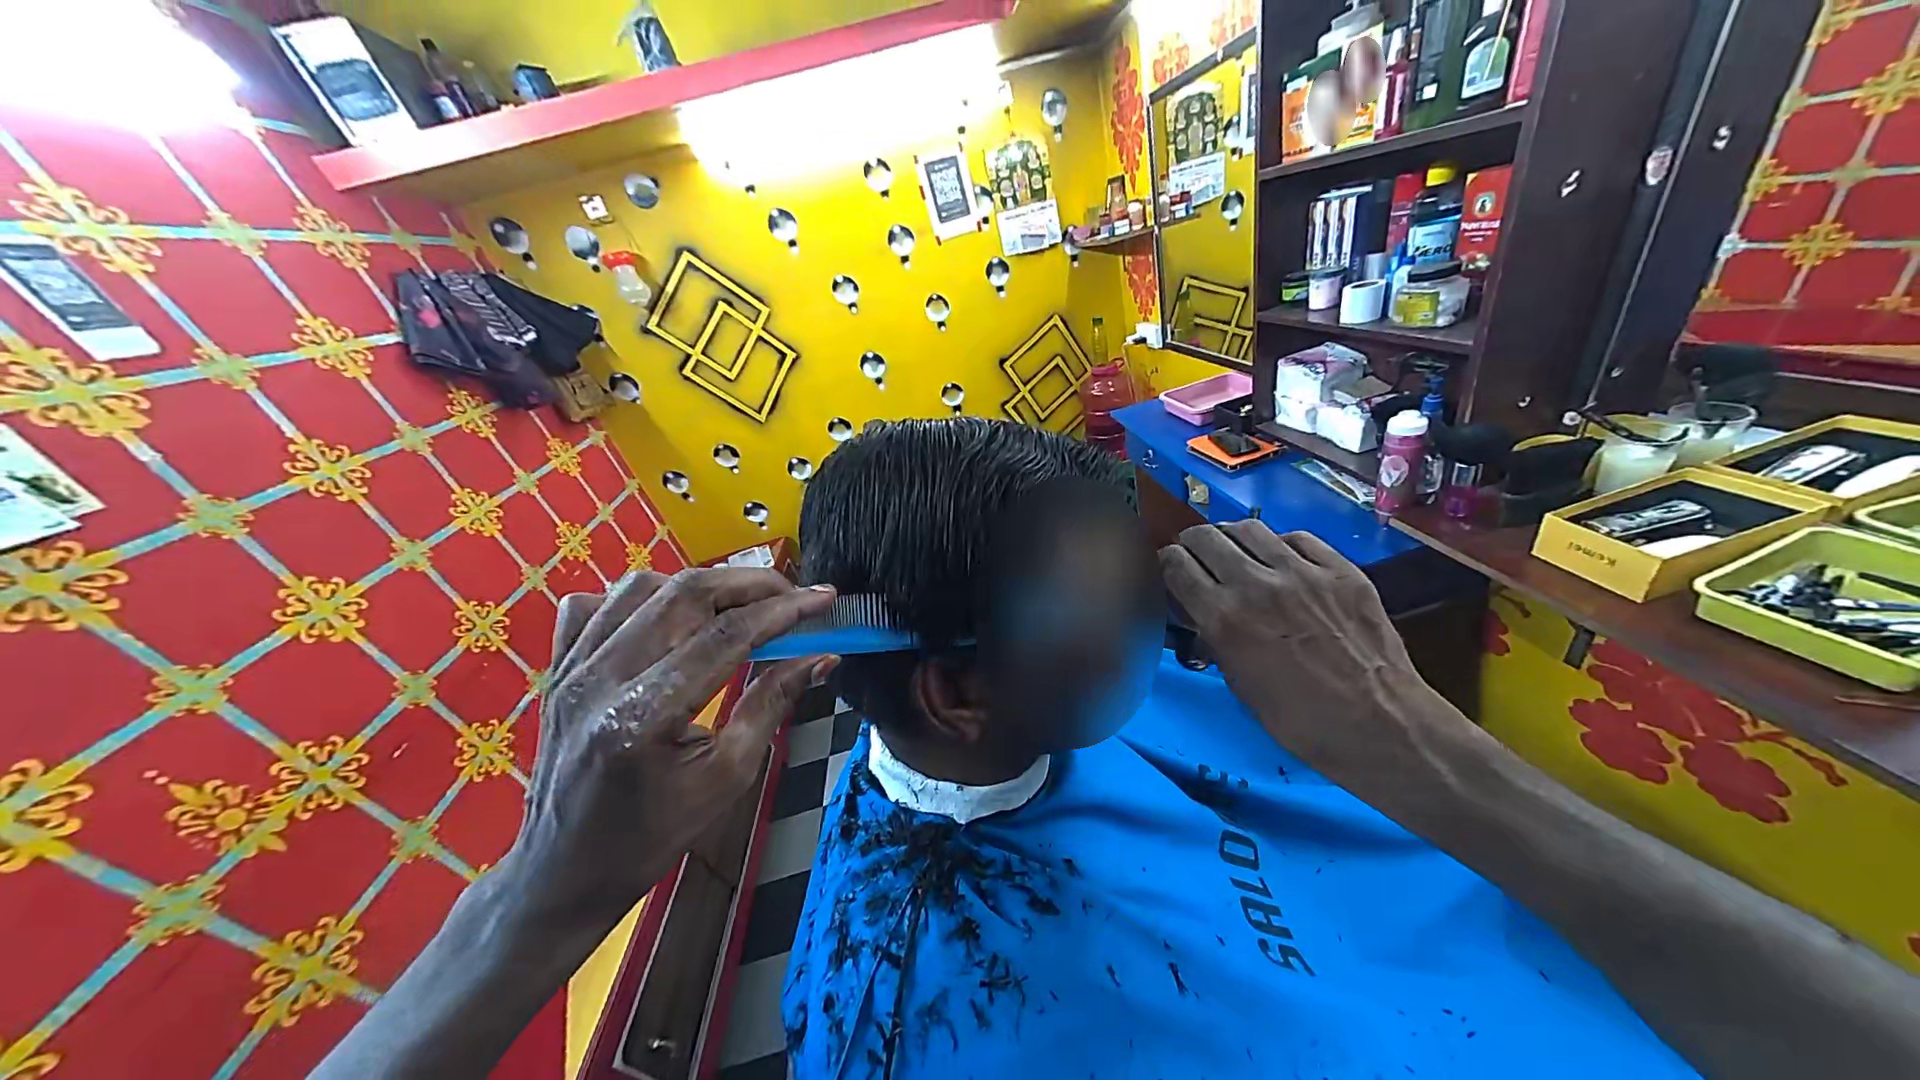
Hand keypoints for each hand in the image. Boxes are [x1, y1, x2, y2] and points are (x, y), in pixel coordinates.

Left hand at [503, 568, 837, 926]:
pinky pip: (597, 604)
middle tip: (791, 596)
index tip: (824, 597)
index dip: (784, 609)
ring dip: (701, 586)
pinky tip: (667, 617)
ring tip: (738, 607)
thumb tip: (821, 657)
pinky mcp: (558, 667)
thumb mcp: (726, 777)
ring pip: (642, 586)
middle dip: (750, 584)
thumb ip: (771, 705)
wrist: (564, 871)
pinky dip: (641, 596)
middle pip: (685, 594)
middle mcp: (600, 677)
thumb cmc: (652, 835)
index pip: (727, 635)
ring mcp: (571, 667)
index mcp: (644, 715)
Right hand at [1160, 521, 1476, 803]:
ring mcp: (1302, 572)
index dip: (1164, 563)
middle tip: (1195, 556)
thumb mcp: (1239, 682)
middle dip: (1191, 545)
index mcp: (1223, 618)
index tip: (1168, 569)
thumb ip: (1215, 638)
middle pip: (1205, 537)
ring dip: (1231, 537)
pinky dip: (1279, 545)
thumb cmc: (1301, 720)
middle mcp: (1255, 585)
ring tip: (1234, 550)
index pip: (1175, 565)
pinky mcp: (1340, 569)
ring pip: (1248, 529)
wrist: (1381, 724)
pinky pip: (1297, 538)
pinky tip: (1282, 559)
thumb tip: (1202, 614)